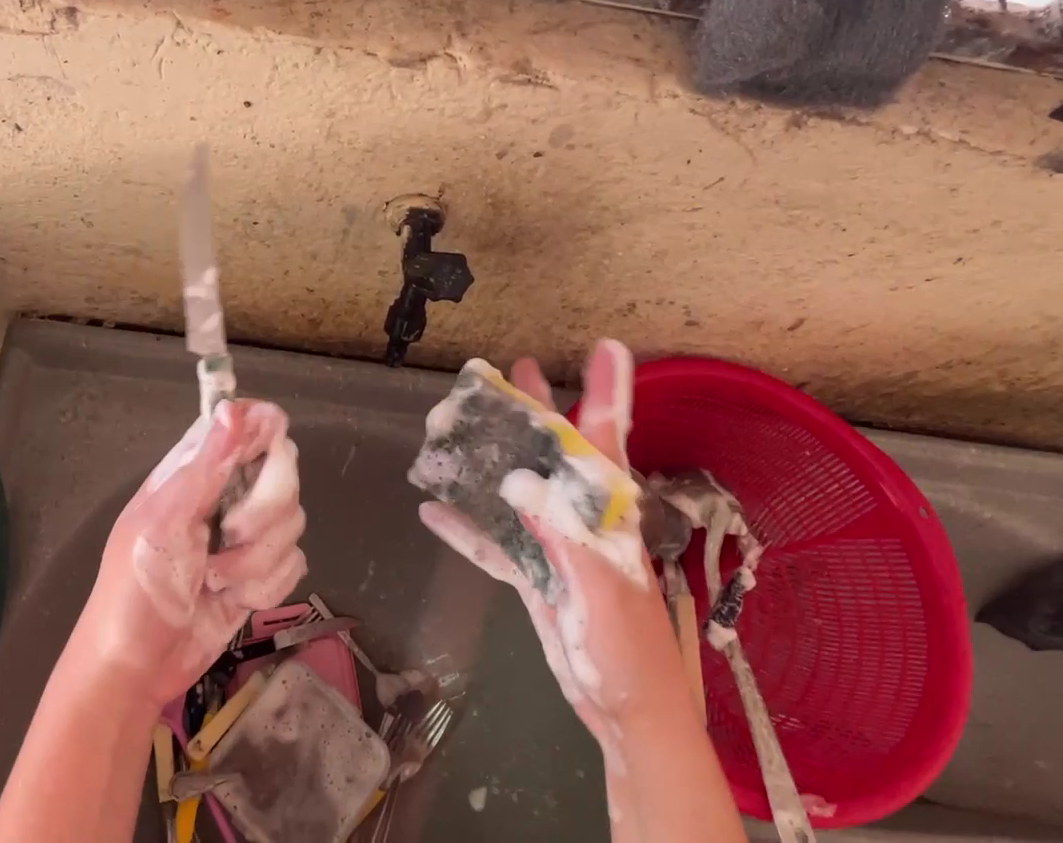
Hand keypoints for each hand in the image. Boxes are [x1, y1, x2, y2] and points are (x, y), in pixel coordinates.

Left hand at [70, 398, 306, 707]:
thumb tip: (234, 407)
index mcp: (194, 470)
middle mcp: (226, 494)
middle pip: (284, 470)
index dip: (266, 431)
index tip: (270, 452)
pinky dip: (266, 587)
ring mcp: (246, 536)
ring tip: (215, 579)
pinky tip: (232, 599)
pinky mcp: (261, 574)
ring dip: (256, 560)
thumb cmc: (135, 590)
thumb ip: (206, 466)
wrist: (137, 670)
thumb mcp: (164, 523)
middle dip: (264, 510)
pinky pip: (295, 564)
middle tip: (230, 533)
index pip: (246, 424)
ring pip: (294, 522)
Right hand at [419, 340, 684, 744]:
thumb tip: (520, 479)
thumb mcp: (602, 591)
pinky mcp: (534, 578)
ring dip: (493, 459)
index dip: (609, 392)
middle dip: (539, 409)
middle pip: (555, 453)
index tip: (606, 348)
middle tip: (513, 369)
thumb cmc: (629, 654)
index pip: (609, 439)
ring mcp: (554, 547)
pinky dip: (465, 528)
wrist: (626, 714)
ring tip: (463, 426)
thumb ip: (566, 533)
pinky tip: (433, 511)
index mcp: (609, 513)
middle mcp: (581, 520)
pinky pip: (493, 543)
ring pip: (518, 491)